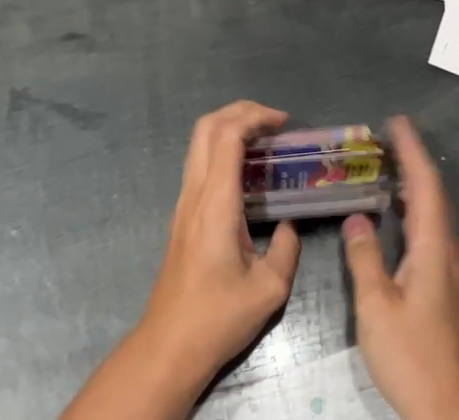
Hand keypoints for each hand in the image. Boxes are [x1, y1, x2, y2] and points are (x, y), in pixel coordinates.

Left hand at [62, 101, 299, 419]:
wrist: (168, 347)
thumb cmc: (217, 318)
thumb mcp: (269, 289)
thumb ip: (286, 250)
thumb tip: (289, 228)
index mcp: (215, 204)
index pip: (226, 136)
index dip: (255, 117)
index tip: (284, 123)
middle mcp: (194, 194)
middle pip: (206, 127)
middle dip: (240, 111)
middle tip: (274, 122)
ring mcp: (184, 204)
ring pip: (198, 143)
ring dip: (230, 128)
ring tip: (265, 140)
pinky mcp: (183, 216)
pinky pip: (200, 164)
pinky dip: (223, 150)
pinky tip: (249, 171)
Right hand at [343, 117, 458, 419]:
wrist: (448, 404)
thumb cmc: (411, 354)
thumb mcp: (376, 307)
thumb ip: (365, 258)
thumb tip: (357, 216)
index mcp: (433, 247)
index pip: (425, 185)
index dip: (412, 151)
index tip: (397, 122)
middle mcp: (447, 251)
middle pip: (434, 194)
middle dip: (413, 161)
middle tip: (386, 138)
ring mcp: (450, 269)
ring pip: (434, 213)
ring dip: (414, 185)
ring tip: (388, 166)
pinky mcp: (445, 285)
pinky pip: (431, 231)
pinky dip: (414, 210)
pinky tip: (395, 216)